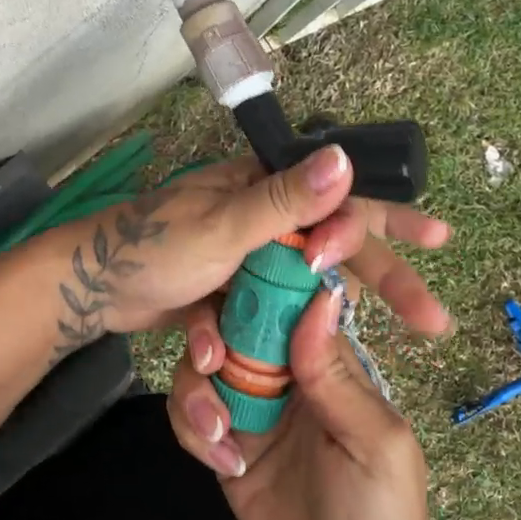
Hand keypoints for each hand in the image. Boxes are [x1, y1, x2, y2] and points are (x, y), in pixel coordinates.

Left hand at [56, 145, 452, 338]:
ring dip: (318, 322)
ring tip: (342, 361)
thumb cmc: (153, 247)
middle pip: (333, 246)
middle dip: (381, 280)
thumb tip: (343, 158)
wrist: (88, 288)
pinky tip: (217, 360)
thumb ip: (284, 201)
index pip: (340, 197)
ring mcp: (243, 255)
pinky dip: (249, 339)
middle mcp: (258, 215)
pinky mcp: (225, 289)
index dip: (387, 222)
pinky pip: (258, 314)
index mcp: (261, 187)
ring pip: (301, 287)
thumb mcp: (222, 227)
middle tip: (432, 318)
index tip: (431, 243)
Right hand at [174, 289, 441, 519]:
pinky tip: (222, 464)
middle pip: (231, 329)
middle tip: (211, 364)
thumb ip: (337, 375)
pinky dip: (192, 431)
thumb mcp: (374, 444)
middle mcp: (285, 379)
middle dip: (211, 339)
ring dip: (197, 393)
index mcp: (328, 367)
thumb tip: (320, 297)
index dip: (255, 289)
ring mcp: (251, 413)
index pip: (285, 308)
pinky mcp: (225, 448)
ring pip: (202, 368)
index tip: (228, 288)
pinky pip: (190, 417)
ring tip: (218, 436)